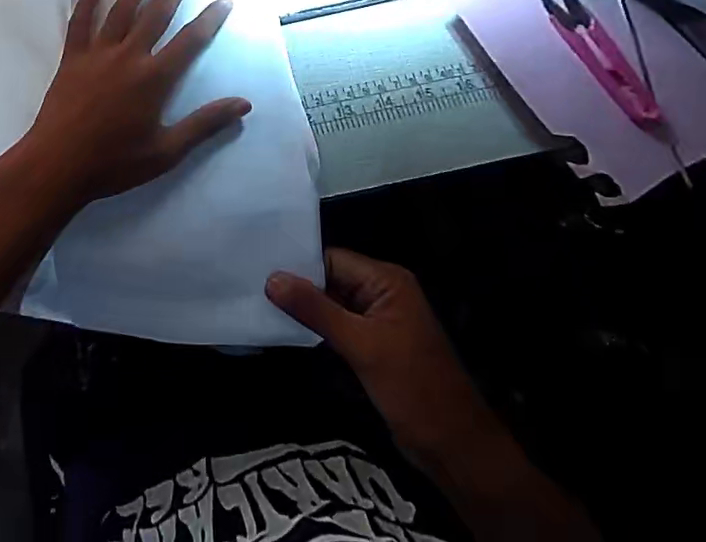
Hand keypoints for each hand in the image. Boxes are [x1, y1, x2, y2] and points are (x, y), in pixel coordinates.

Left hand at [11, 0, 250, 209]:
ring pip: (121, 12)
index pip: (190, 41)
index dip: (210, 19)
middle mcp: (128, 57)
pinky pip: (80, 25)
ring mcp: (97, 55)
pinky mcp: (72, 60)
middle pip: (156, 15)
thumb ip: (204, 124)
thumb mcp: (166, 151)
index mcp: (154, 78)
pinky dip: (87, 4)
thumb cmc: (114, 162)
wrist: (56, 165)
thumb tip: (243, 105)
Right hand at [267, 248, 498, 459]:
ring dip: (305, 309)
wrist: (452, 445)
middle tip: (252, 287)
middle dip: (298, 287)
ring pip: (332, 304)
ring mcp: (379, 320)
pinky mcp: (374, 345)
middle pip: (331, 279)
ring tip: (260, 305)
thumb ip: (316, 310)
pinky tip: (286, 330)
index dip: (298, 265)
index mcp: (387, 280)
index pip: (333, 259)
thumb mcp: (360, 345)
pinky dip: (317, 328)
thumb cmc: (411, 387)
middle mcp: (382, 292)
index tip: (259, 269)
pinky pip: (339, 326)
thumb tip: (272, 279)